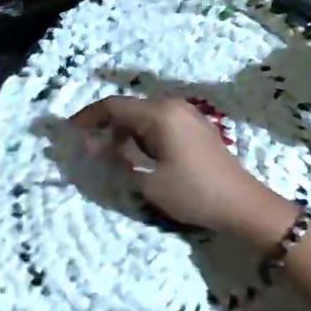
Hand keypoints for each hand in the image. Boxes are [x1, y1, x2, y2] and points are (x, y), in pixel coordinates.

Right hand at [68, 95, 298, 249]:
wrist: (242, 204)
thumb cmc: (192, 192)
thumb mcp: (147, 179)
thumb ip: (116, 156)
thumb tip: (90, 142)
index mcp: (160, 113)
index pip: (113, 106)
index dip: (88, 117)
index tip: (69, 132)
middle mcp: (173, 105)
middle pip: (128, 107)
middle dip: (104, 125)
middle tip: (86, 146)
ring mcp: (187, 114)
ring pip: (143, 115)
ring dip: (123, 131)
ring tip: (108, 154)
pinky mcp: (195, 126)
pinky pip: (159, 122)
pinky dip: (141, 134)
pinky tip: (136, 154)